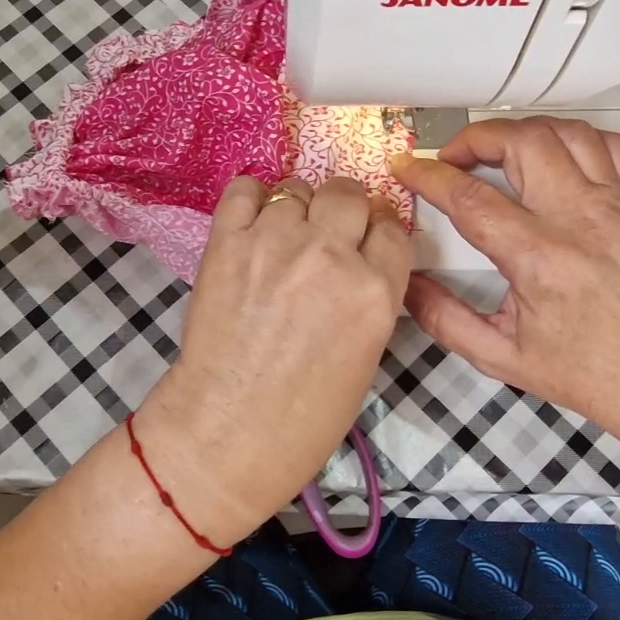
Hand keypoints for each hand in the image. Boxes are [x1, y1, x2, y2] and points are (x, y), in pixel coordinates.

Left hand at [136, 177, 410, 545]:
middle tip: (325, 233)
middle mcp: (330, 255)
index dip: (378, 234)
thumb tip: (358, 264)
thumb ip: (369, 301)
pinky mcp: (227, 242)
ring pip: (297, 189)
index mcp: (375, 292)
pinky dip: (251, 198)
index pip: (392, 230)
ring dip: (296, 207)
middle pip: (348, 195)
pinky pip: (244, 190)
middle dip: (343, 210)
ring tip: (282, 235)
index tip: (364, 243)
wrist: (228, 430)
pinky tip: (251, 220)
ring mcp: (275, 242)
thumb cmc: (304, 417)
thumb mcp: (365, 358)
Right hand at [391, 117, 619, 440]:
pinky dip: (571, 137)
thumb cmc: (585, 372)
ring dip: (521, 132)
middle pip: (522, 142)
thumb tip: (407, 283)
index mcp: (540, 260)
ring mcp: (616, 207)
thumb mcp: (498, 356)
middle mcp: (581, 223)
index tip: (406, 168)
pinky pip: (608, 144)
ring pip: (565, 132)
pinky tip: (550, 156)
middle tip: (451, 159)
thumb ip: (443, 318)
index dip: (429, 176)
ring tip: (496, 152)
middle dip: (474, 138)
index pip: (471, 197)